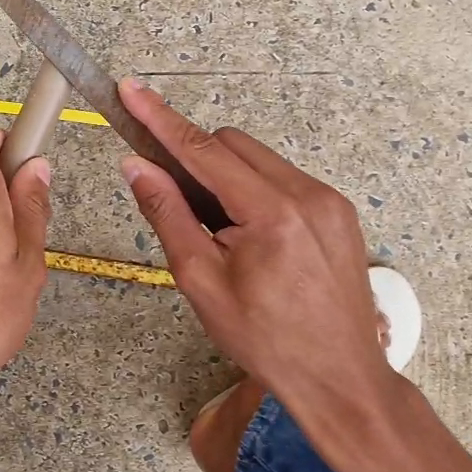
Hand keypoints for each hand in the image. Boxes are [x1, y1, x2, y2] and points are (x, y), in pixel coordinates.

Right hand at [116, 78, 387, 407]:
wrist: (341, 381)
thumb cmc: (266, 338)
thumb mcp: (199, 279)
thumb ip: (166, 212)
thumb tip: (136, 165)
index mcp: (271, 214)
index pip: (202, 149)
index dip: (159, 118)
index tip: (131, 90)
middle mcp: (307, 195)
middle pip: (230, 143)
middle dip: (195, 157)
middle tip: (176, 198)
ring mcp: (329, 202)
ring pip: (256, 157)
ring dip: (224, 174)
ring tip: (218, 228)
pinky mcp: (338, 212)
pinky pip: (281, 176)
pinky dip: (252, 188)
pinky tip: (247, 232)